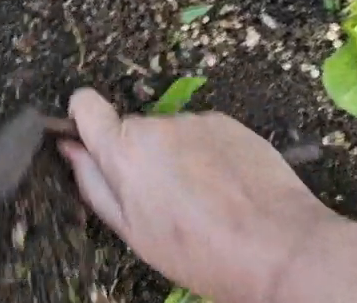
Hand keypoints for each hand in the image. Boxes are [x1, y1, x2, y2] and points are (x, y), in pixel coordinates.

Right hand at [59, 89, 327, 302]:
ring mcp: (192, 120)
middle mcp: (152, 125)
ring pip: (172, 134)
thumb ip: (94, 185)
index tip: (96, 141)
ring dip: (179, 156)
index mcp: (122, 150)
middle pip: (133, 130)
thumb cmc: (202, 254)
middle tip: (170, 199)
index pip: (84, 103)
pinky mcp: (227, 122)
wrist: (286, 250)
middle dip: (143, 156)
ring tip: (209, 199)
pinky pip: (205, 134)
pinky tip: (232, 189)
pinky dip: (211, 154)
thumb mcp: (135, 234)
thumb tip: (71, 148)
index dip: (85, 119)